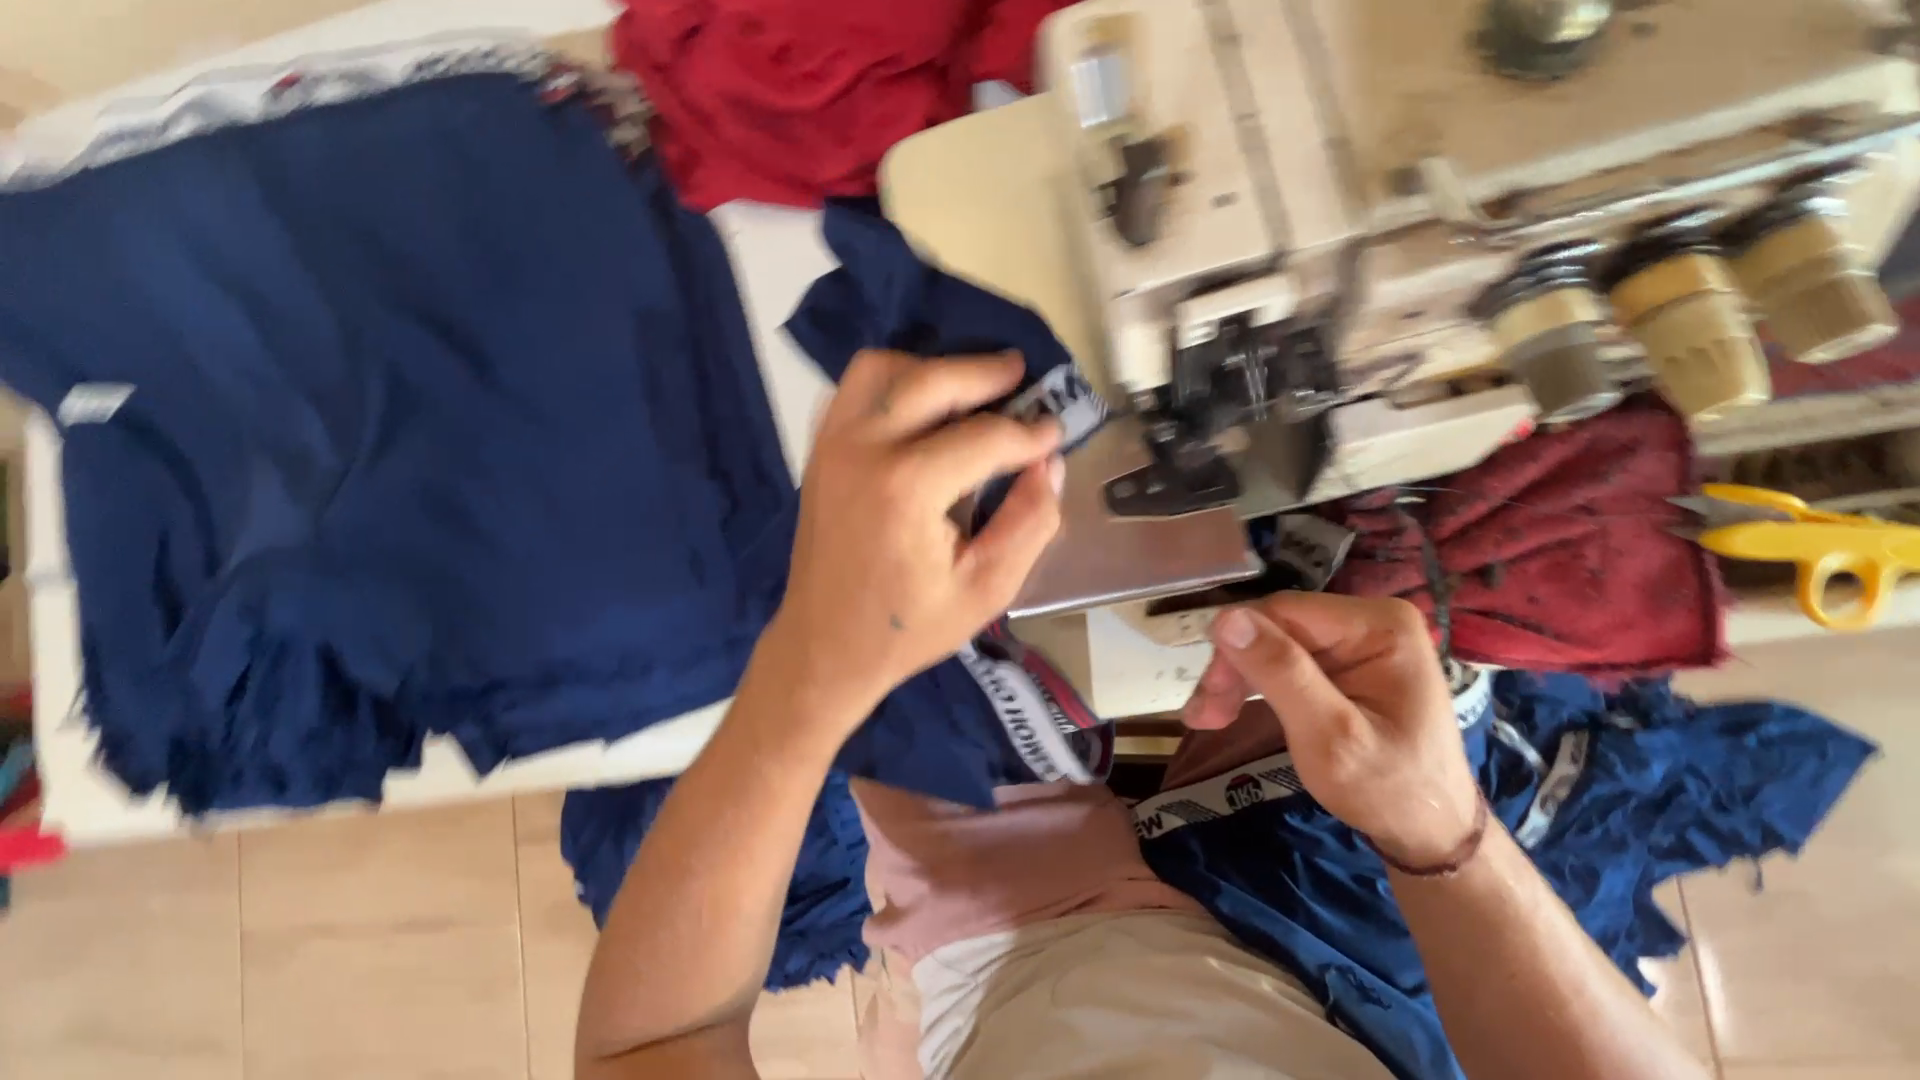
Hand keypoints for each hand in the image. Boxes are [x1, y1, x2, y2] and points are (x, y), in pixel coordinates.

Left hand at [764, 349, 1063, 727]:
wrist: (825, 647)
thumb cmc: (908, 628)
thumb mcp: (987, 589)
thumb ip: (1030, 522)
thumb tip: (1049, 464)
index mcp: (905, 490)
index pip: (984, 437)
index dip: (1029, 433)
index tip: (1055, 434)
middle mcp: (862, 451)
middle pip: (932, 380)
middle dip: (985, 373)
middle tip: (1021, 374)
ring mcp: (832, 445)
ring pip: (882, 369)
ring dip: (930, 369)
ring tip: (969, 390)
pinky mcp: (819, 450)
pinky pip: (853, 390)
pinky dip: (892, 384)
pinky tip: (922, 409)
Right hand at [1181, 593, 1480, 866]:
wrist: (1429, 833)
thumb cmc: (1387, 789)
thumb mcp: (1329, 736)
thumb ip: (1281, 673)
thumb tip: (1224, 618)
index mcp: (1379, 625)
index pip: (1281, 612)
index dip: (1237, 648)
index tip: (1209, 699)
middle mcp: (1370, 619)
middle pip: (1274, 626)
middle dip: (1234, 669)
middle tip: (1203, 718)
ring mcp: (1358, 640)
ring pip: (1272, 642)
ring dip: (1237, 679)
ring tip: (1208, 720)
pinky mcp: (1345, 662)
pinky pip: (1285, 659)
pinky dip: (1255, 685)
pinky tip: (1230, 710)